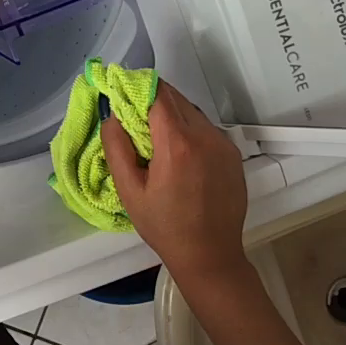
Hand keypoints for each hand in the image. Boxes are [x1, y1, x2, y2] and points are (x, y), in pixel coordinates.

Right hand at [101, 86, 248, 285]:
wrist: (210, 256)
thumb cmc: (165, 226)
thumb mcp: (129, 190)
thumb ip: (116, 146)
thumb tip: (112, 114)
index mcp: (177, 144)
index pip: (158, 94)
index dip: (138, 88)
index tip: (122, 92)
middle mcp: (205, 136)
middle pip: (176, 99)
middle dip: (153, 100)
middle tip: (134, 117)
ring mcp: (223, 144)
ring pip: (192, 112)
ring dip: (172, 115)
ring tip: (156, 138)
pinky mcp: (233, 154)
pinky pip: (206, 129)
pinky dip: (189, 130)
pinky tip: (179, 154)